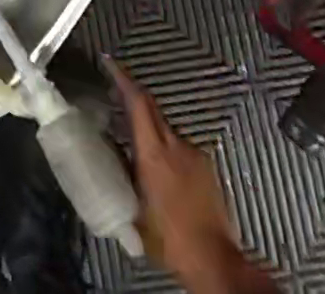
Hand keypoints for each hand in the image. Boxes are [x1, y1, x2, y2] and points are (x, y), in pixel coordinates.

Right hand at [106, 56, 273, 293]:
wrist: (215, 262)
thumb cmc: (169, 239)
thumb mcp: (134, 208)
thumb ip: (122, 173)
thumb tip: (109, 150)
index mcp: (154, 154)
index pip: (138, 103)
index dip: (123, 79)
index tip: (109, 63)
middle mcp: (175, 145)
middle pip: (151, 107)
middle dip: (131, 94)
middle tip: (113, 90)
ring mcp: (194, 154)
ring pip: (165, 128)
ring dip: (149, 127)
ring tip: (133, 143)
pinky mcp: (207, 166)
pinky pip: (179, 146)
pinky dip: (165, 147)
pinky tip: (160, 169)